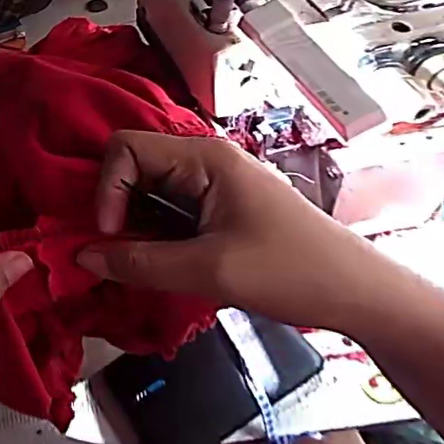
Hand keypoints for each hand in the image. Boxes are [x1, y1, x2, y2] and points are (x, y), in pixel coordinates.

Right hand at [77, 131, 400, 333]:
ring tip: (148, 262)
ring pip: (150, 190)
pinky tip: (167, 260)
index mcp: (204, 157)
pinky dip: (156, 232)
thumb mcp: (210, 271)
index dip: (108, 189)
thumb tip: (82, 256)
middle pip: (135, 166)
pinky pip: (170, 207)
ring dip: (138, 224)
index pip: (126, 148)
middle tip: (124, 254)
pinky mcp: (219, 203)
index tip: (114, 236)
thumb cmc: (293, 272)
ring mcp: (213, 180)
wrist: (361, 294)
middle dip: (120, 208)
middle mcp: (205, 158)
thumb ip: (141, 264)